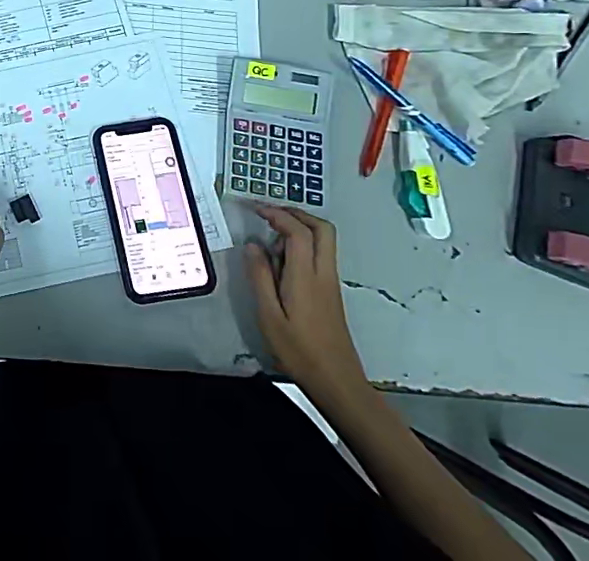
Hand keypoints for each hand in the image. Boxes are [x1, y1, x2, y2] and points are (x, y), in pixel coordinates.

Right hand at [244, 205, 367, 396]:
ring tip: (271, 239)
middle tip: (270, 213)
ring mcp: (331, 281)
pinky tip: (282, 261)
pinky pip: (320, 254)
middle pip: (321, 228)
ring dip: (300, 227)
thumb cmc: (299, 350)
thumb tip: (252, 245)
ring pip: (324, 240)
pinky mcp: (331, 291)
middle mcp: (323, 272)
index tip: (256, 209)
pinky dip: (303, 244)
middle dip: (295, 213)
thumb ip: (260, 277)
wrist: (336, 380)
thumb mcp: (269, 316)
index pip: (298, 231)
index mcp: (306, 276)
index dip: (277, 213)